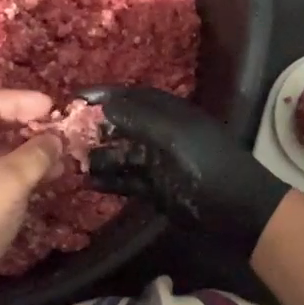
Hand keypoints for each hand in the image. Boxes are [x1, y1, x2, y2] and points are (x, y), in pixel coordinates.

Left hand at [0, 89, 61, 294]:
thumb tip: (56, 138)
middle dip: (32, 126)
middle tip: (61, 132)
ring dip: (34, 151)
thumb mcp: (11, 179)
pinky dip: (27, 171)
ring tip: (63, 157)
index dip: (23, 101)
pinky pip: (5, 172)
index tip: (53, 108)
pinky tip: (51, 177)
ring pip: (4, 150)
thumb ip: (38, 153)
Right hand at [81, 85, 289, 259]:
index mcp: (170, 114)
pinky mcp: (156, 189)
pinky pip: (127, 181)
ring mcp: (158, 162)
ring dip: (99, 156)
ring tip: (73, 161)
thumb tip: (104, 105)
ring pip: (121, 154)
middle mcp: (162, 134)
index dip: (105, 95)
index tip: (74, 97)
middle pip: (122, 125)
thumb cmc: (208, 165)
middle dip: (96, 128)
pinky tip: (88, 183)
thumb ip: (139, 119)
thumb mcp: (174, 136)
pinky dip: (109, 181)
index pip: (132, 97)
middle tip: (65, 134)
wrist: (237, 210)